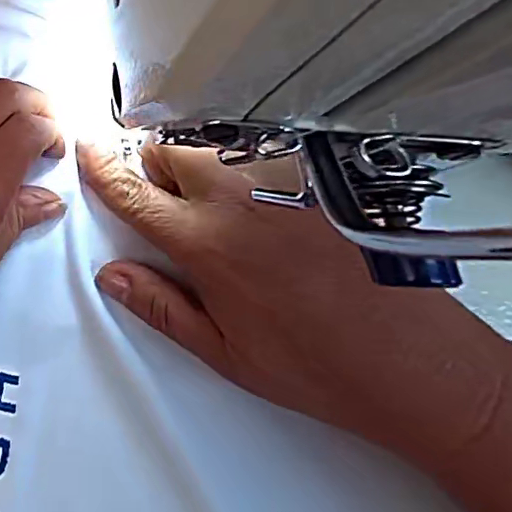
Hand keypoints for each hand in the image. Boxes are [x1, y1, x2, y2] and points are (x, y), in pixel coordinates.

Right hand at [76, 141, 511, 467]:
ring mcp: (280, 184)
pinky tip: (262, 210)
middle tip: (166, 203)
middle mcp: (240, 202)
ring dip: (195, 165)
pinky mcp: (314, 181)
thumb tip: (116, 277)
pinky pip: (256, 153)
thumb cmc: (330, 366)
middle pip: (166, 150)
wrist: (424, 365)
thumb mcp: (228, 352)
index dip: (100, 169)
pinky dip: (240, 168)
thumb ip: (161, 306)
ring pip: (208, 145)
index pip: (132, 193)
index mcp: (208, 245)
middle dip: (152, 168)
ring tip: (218, 210)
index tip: (87, 153)